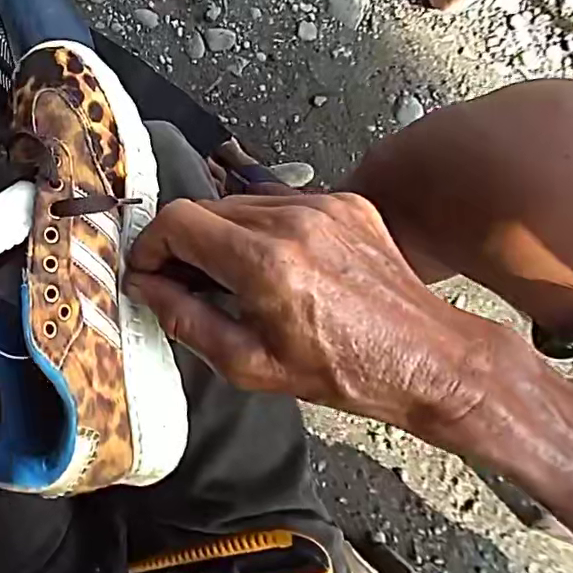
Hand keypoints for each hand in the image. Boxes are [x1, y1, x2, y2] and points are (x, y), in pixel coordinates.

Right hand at [126, 194, 512, 444]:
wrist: (426, 358)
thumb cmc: (340, 370)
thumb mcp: (245, 363)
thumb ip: (183, 319)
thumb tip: (145, 288)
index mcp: (265, 262)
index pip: (177, 221)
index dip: (150, 246)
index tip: (148, 271)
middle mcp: (292, 221)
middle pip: (201, 209)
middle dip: (179, 244)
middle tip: (181, 282)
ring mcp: (322, 205)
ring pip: (234, 202)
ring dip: (216, 236)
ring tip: (227, 278)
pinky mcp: (343, 202)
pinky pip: (274, 203)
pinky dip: (255, 229)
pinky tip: (267, 264)